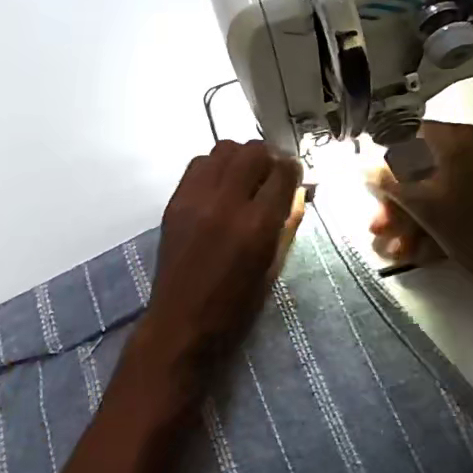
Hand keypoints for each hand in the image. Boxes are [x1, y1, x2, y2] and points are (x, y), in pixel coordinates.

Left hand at [140, 141, 303, 373]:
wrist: (181, 323)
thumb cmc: (235, 307)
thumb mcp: (273, 268)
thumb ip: (287, 224)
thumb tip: (296, 191)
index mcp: (256, 226)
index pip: (282, 173)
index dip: (293, 169)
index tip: (293, 175)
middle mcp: (226, 203)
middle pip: (253, 151)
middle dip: (269, 158)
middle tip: (271, 174)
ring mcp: (196, 198)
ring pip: (224, 149)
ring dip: (240, 157)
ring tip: (245, 176)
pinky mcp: (175, 200)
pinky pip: (198, 163)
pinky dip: (214, 166)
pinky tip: (220, 185)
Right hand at [367, 121, 472, 368]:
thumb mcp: (425, 207)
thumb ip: (390, 181)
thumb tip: (367, 165)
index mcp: (459, 138)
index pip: (406, 136)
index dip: (382, 163)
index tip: (372, 192)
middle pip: (424, 166)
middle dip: (399, 200)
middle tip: (382, 229)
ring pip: (444, 187)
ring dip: (417, 217)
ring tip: (402, 249)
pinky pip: (466, 200)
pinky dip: (445, 220)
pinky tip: (428, 251)